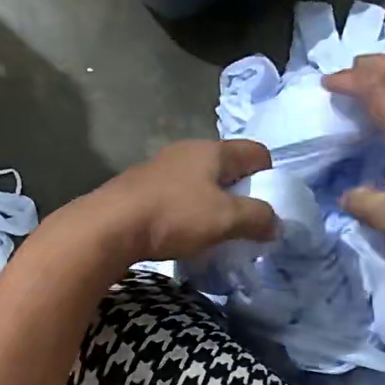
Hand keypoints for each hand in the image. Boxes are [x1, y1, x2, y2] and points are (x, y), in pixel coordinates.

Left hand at [67, 139, 279, 261]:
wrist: (109, 227)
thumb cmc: (174, 216)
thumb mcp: (225, 219)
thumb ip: (257, 218)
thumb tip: (275, 224)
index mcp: (212, 150)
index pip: (256, 151)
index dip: (269, 176)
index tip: (268, 205)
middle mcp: (185, 151)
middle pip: (225, 167)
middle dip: (238, 193)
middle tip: (242, 223)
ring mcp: (158, 168)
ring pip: (197, 183)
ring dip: (209, 205)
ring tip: (211, 234)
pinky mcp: (138, 189)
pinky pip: (174, 197)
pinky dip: (184, 212)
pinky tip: (179, 234)